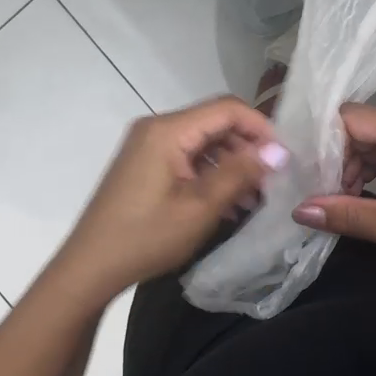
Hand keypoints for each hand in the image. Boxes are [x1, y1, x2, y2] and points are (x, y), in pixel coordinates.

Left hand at [53, 96, 287, 300]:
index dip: (261, 128)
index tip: (285, 158)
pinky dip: (211, 174)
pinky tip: (228, 205)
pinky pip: (187, 158)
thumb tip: (279, 151)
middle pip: (215, 122)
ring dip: (232, 164)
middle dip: (248, 147)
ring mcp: (148, 146)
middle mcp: (156, 128)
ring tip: (256, 198)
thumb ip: (239, 174)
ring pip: (204, 142)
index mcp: (167, 130)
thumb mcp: (199, 208)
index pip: (227, 109)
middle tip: (274, 181)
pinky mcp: (145, 165)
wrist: (89, 267)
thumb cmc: (145, 237)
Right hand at [292, 104, 375, 285]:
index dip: (319, 139)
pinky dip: (370, 176)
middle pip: (359, 129)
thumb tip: (300, 209)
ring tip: (330, 201)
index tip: (295, 168)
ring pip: (372, 144)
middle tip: (308, 190)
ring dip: (349, 170)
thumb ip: (352, 216)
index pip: (349, 118)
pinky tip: (357, 200)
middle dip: (331, 158)